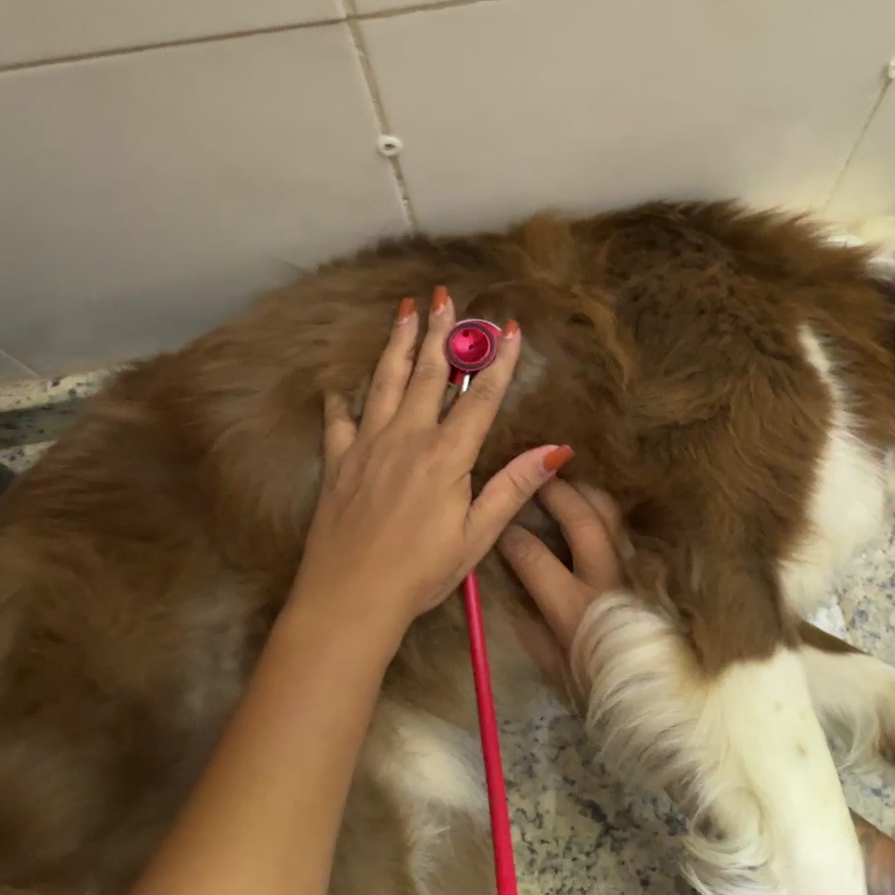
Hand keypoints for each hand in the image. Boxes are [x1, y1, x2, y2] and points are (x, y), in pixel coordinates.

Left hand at [290, 287, 571, 641]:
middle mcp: (407, 437)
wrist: (349, 597)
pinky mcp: (338, 461)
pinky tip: (341, 386)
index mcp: (446, 455)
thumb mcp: (477, 535)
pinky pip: (339, 420)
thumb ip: (513, 487)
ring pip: (385, 382)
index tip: (509, 326)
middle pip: (428, 375)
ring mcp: (368, 445)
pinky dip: (341, 399)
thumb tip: (556, 450)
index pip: (480, 397)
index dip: (497, 360)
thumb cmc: (421, 572)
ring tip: (404, 312)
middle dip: (441, 334)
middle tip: (445, 297)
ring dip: (397, 345)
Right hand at [497, 480, 626, 706]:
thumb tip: (508, 584)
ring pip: (610, 514)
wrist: (658, 697)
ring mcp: (630, 570)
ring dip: (584, 491)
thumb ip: (529, 622)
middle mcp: (606, 581)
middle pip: (581, 520)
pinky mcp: (646, 569)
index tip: (497, 526)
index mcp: (574, 608)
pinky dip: (604, 508)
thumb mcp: (551, 665)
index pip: (534, 557)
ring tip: (563, 480)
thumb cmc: (596, 685)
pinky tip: (589, 503)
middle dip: (554, 493)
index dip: (510, 536)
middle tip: (533, 477)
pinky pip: (623, 526)